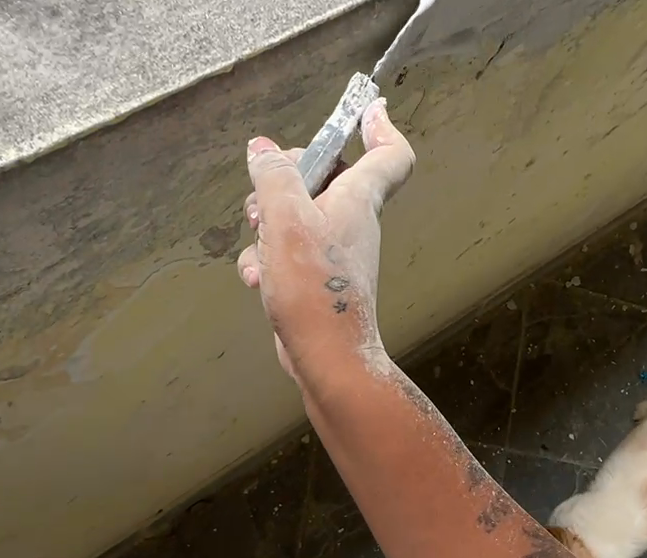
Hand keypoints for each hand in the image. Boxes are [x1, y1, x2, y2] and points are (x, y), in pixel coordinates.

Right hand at [236, 99, 415, 379]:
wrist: (327, 358)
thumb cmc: (316, 291)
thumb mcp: (285, 220)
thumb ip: (274, 177)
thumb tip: (262, 150)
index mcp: (357, 200)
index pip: (389, 155)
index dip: (380, 127)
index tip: (366, 109)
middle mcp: (352, 223)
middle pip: (321, 179)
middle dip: (283, 180)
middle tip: (264, 200)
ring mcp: (335, 253)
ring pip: (296, 217)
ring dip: (267, 227)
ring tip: (260, 249)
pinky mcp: (317, 280)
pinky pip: (288, 255)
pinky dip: (268, 262)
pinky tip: (258, 279)